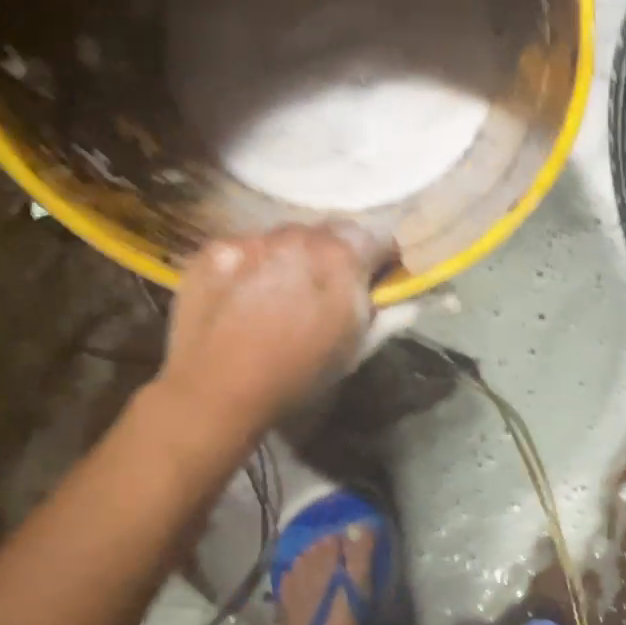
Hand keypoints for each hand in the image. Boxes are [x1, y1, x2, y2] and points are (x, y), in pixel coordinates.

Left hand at [156, 224, 390, 436]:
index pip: (378, 236)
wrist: (214, 392)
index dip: (380, 258)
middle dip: (335, 253)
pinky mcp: (215, 249)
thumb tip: (411, 300)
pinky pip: (246, 246)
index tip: (374, 278)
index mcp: (343, 257)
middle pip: (330, 231)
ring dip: (292, 256)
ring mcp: (253, 239)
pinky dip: (251, 264)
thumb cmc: (297, 376)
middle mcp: (300, 236)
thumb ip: (388, 315)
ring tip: (278, 292)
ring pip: (286, 236)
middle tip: (325, 288)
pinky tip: (242, 295)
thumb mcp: (356, 349)